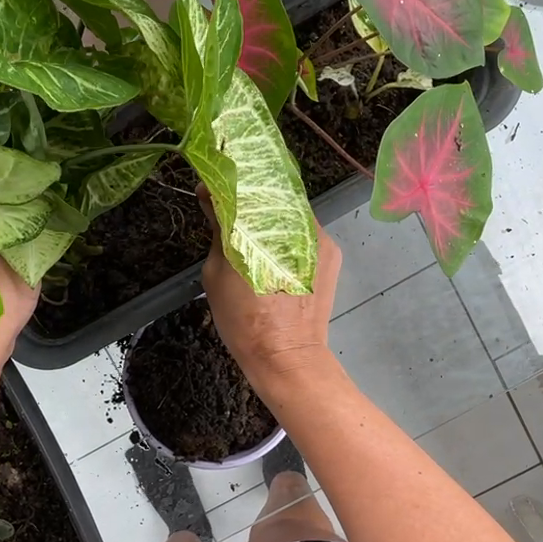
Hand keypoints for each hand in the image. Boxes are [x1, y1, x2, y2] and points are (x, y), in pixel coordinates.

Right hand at [200, 205, 342, 394]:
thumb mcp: (217, 274)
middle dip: (251, 200)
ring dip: (271, 219)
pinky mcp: (331, 253)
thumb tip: (211, 199)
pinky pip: (306, 234)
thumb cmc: (245, 321)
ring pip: (291, 214)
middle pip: (273, 195)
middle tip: (230, 213)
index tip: (211, 189)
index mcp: (264, 224)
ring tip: (252, 237)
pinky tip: (275, 256)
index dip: (227, 184)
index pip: (246, 186)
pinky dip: (289, 237)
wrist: (287, 357)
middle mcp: (298, 221)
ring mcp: (319, 237)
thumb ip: (218, 232)